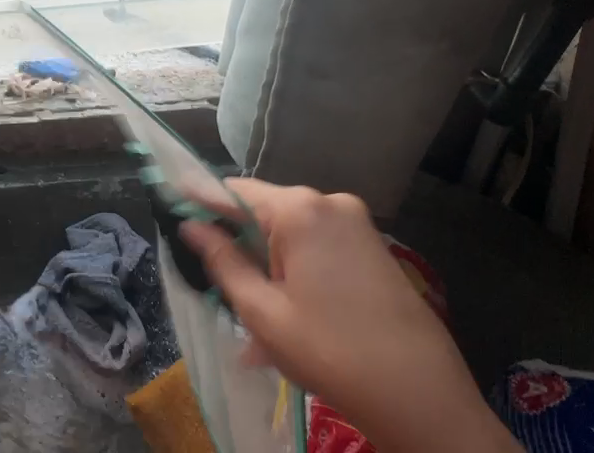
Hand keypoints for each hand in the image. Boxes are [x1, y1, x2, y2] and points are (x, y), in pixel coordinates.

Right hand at [180, 180, 520, 452]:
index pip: (230, 190)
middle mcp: (329, 202)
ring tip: (250, 307)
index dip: (197, 199)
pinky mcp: (374, 248)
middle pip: (262, 209)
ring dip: (265, 260)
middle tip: (213, 278)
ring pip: (290, 231)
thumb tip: (191, 226)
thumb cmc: (332, 353)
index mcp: (299, 209)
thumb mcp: (262, 311)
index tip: (168, 204)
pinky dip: (294, 267)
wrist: (425, 403)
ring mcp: (357, 224)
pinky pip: (318, 245)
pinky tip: (286, 308)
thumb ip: (222, 260)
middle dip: (235, 239)